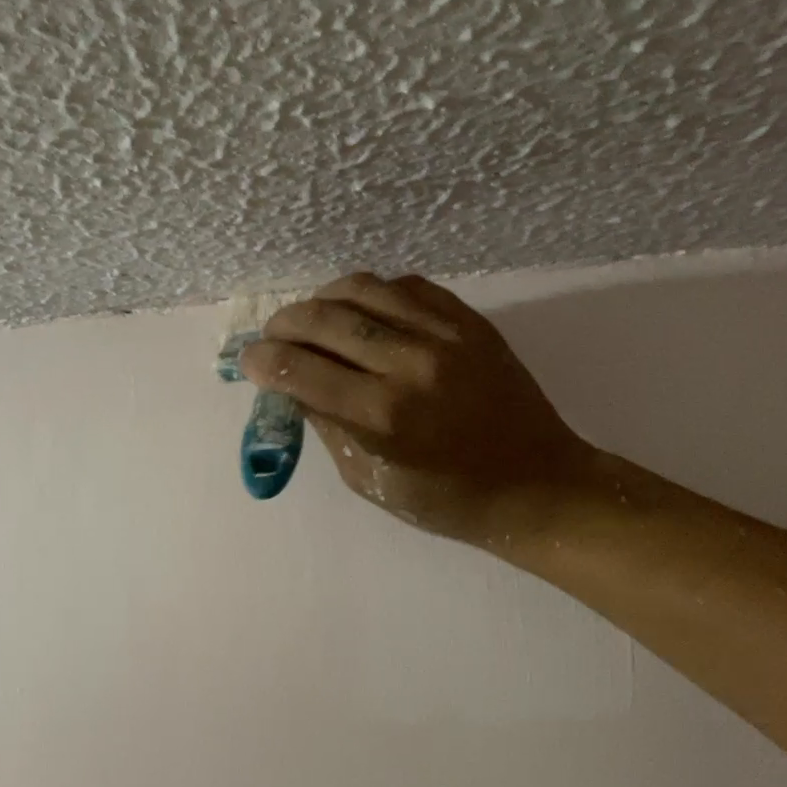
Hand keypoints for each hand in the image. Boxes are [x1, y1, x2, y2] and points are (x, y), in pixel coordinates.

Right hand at [239, 272, 598, 544]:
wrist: (537, 485)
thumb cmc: (445, 500)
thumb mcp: (368, 479)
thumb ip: (326, 425)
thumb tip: (290, 386)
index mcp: (382, 416)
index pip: (299, 369)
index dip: (262, 361)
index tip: (249, 363)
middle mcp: (411, 364)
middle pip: (324, 319)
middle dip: (282, 325)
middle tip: (272, 339)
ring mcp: (446, 335)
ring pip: (362, 289)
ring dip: (322, 300)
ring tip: (311, 321)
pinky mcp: (470, 321)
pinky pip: (406, 286)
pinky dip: (371, 294)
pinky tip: (362, 314)